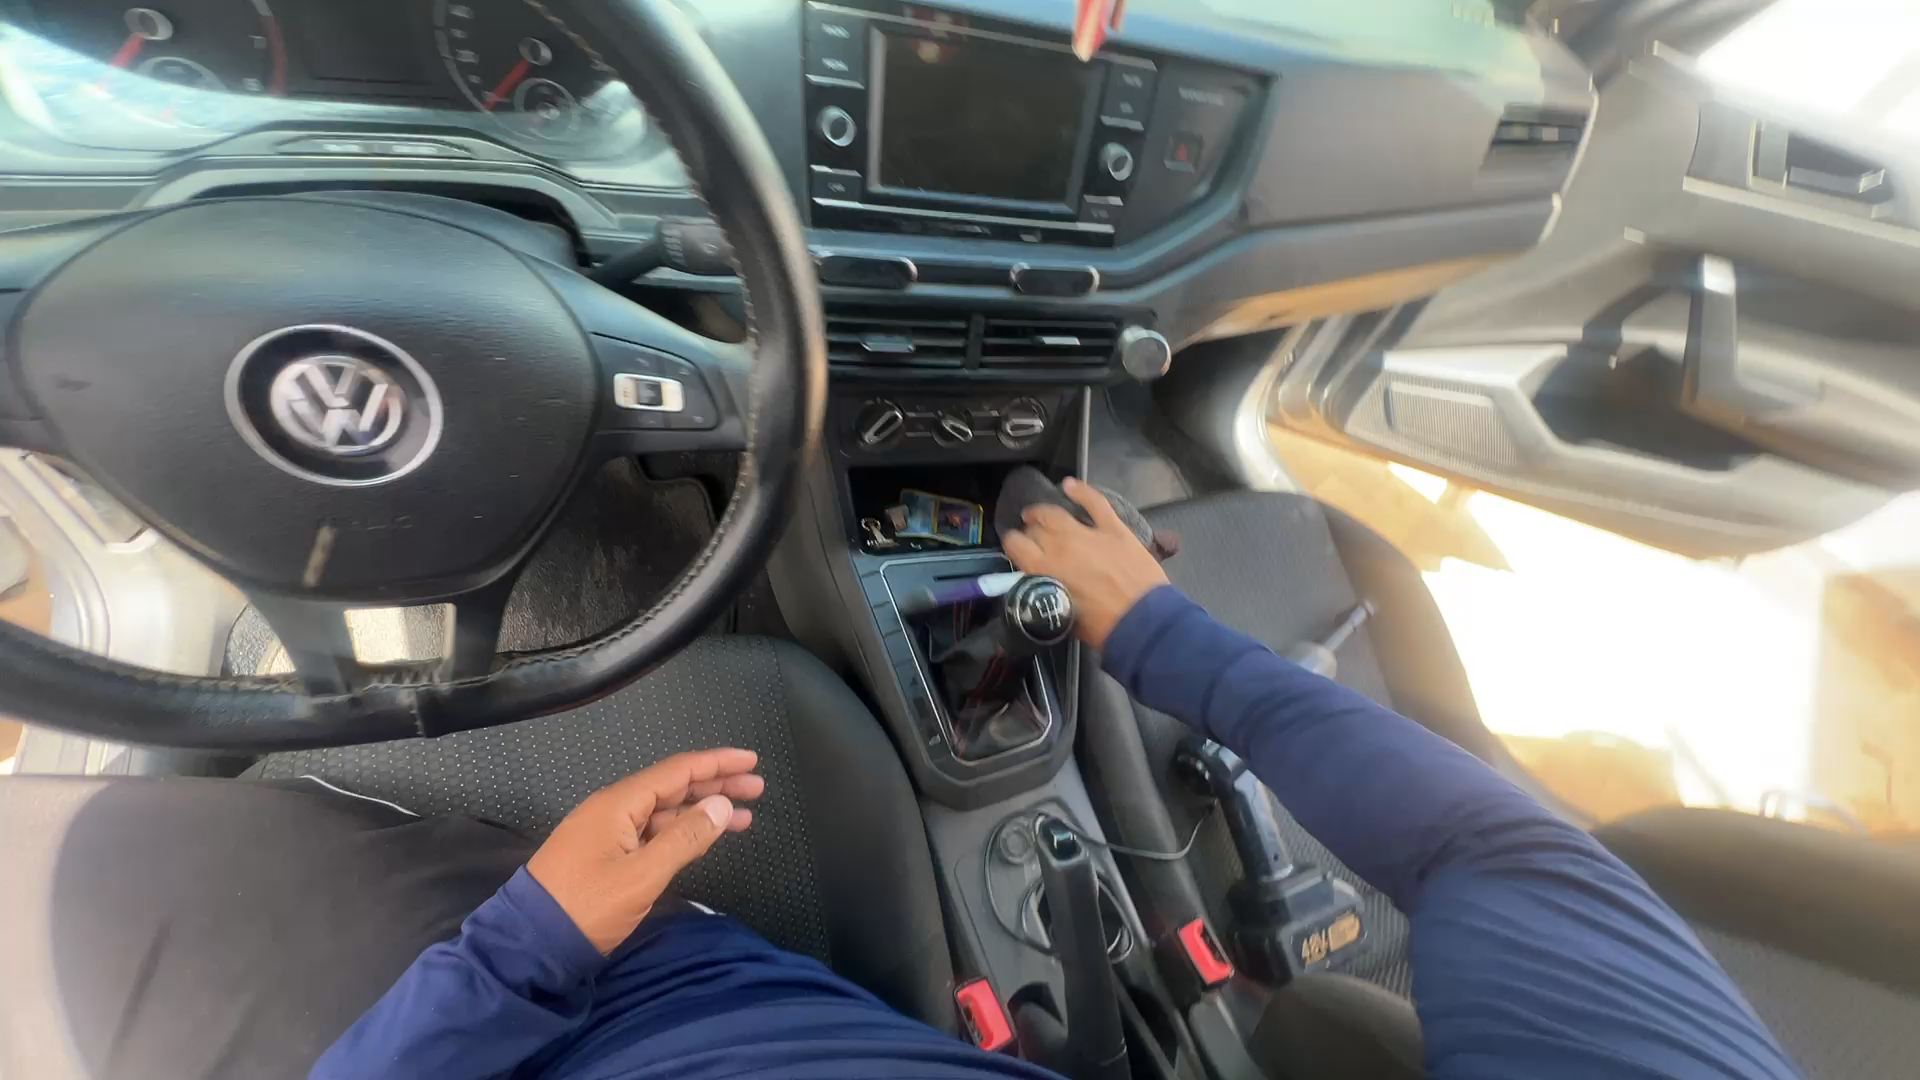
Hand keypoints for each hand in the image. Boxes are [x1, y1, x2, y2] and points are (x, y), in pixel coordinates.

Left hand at [527, 748, 761, 952]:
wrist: (523, 953)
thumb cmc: (584, 908)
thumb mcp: (641, 875)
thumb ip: (686, 838)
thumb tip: (723, 805)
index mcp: (619, 803)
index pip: (679, 770)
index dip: (718, 763)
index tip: (751, 761)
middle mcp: (614, 809)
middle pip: (675, 787)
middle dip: (717, 786)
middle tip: (757, 789)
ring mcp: (608, 833)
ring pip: (666, 811)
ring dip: (704, 811)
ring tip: (743, 817)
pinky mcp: (605, 856)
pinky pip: (653, 831)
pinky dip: (683, 831)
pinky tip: (703, 837)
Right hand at [1002, 477, 1168, 648]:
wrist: (1144, 621)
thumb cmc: (1102, 627)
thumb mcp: (1062, 615)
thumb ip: (1049, 594)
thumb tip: (1044, 585)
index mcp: (1044, 569)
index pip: (1015, 544)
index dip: (1012, 544)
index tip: (1014, 547)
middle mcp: (1060, 546)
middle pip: (1036, 528)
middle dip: (1030, 531)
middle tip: (1031, 536)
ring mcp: (1088, 534)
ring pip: (1057, 513)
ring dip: (1043, 512)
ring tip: (1037, 514)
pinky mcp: (1113, 528)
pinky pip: (1094, 502)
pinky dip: (1081, 491)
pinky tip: (1069, 485)